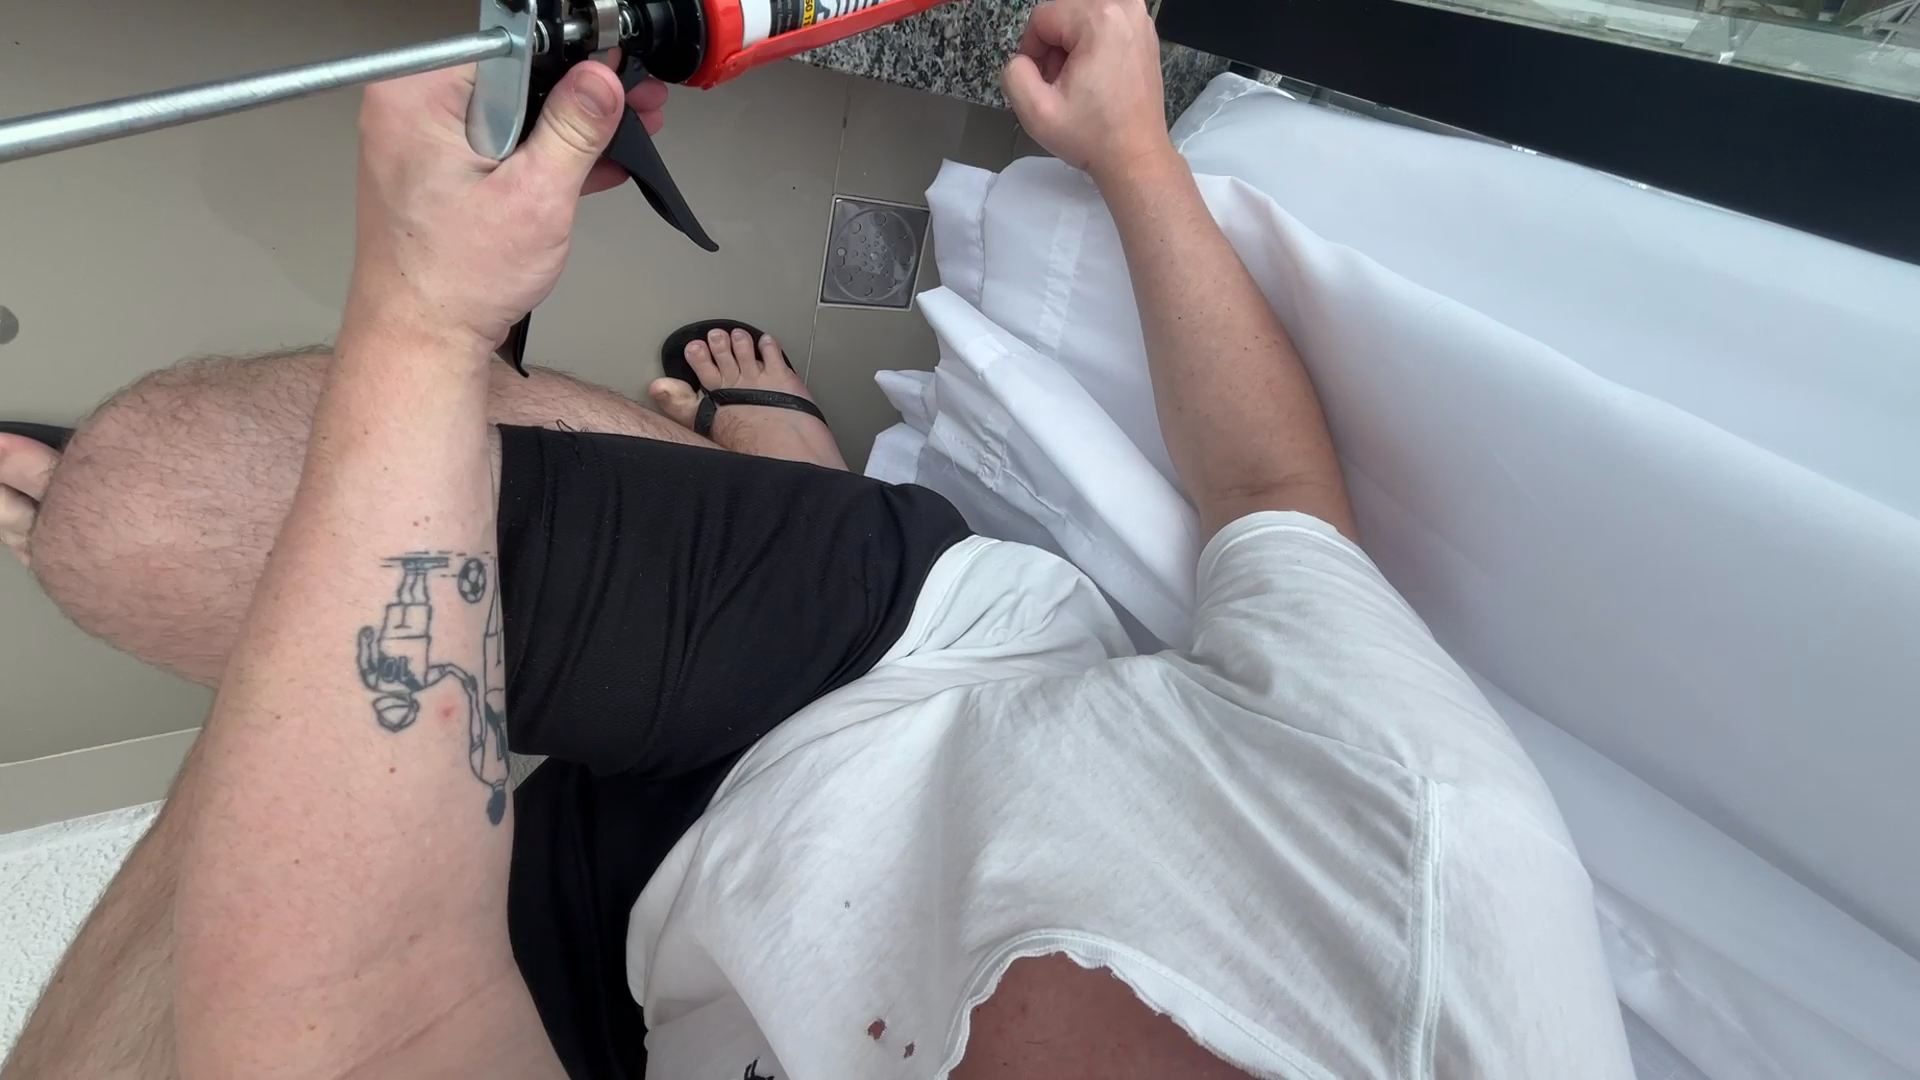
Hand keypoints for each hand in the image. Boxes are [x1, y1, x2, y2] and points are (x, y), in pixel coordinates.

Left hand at [346, 62, 665, 353]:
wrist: (426, 332)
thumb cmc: (460, 276)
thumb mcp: (535, 198)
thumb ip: (571, 133)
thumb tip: (601, 81)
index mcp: (421, 97)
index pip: (511, 50)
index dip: (574, 58)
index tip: (620, 69)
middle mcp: (415, 110)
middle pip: (516, 82)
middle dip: (582, 96)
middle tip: (638, 105)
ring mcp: (430, 144)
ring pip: (515, 119)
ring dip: (571, 131)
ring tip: (625, 137)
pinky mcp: (447, 175)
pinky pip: (505, 150)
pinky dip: (546, 158)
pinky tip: (590, 165)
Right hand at [1003, 0, 1169, 181]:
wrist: (1134, 158)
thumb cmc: (1093, 138)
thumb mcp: (1036, 113)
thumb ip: (1014, 75)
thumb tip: (1018, 61)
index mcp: (1099, 19)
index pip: (1043, 16)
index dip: (1031, 51)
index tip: (1040, 84)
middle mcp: (1125, 9)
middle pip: (1065, 15)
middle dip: (1054, 50)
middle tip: (1060, 88)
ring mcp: (1139, 20)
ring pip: (1083, 21)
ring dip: (1072, 51)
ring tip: (1078, 87)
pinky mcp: (1144, 35)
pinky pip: (1103, 30)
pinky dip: (1092, 51)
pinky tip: (1094, 82)